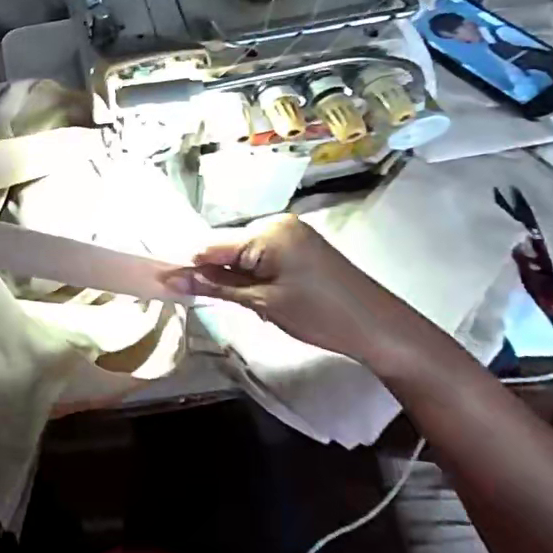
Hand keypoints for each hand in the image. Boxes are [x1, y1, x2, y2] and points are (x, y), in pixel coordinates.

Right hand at [160, 215, 439, 375]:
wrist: (383, 329)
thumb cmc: (322, 315)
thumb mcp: (264, 303)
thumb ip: (217, 287)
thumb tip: (174, 279)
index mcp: (267, 231)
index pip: (211, 244)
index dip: (189, 265)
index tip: (169, 284)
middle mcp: (276, 222)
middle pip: (226, 245)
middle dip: (214, 271)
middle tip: (209, 301)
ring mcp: (290, 232)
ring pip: (243, 252)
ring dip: (233, 274)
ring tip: (238, 301)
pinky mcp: (300, 245)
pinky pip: (261, 254)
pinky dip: (252, 273)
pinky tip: (257, 294)